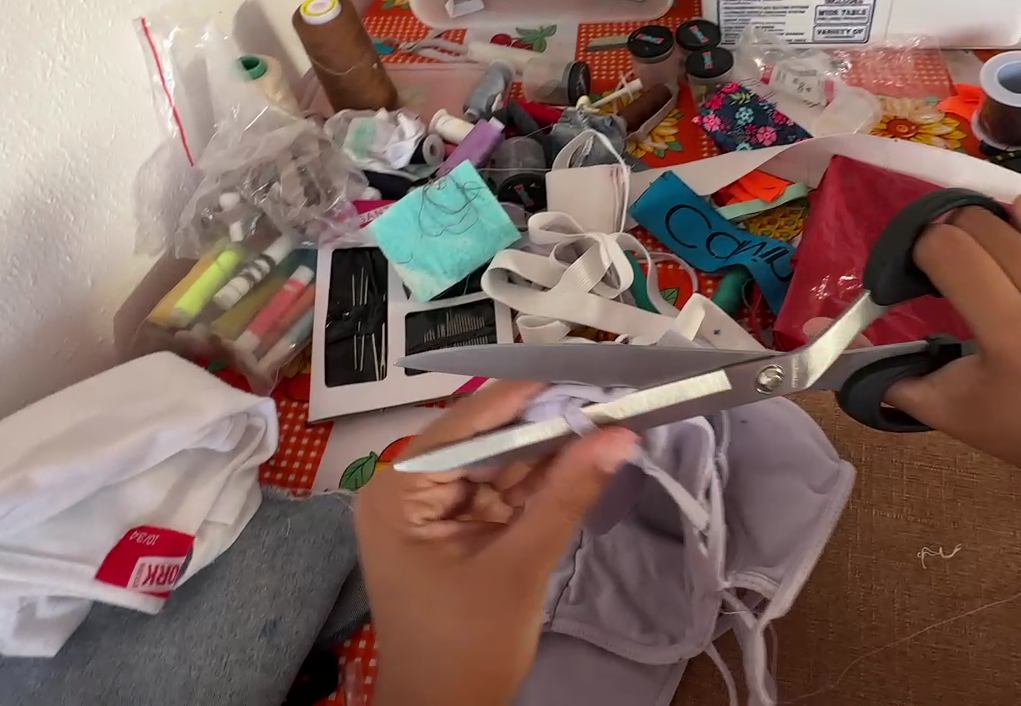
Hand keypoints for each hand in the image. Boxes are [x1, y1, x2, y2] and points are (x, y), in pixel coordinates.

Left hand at [353, 381, 638, 705]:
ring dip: (551, 445)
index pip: (467, 424)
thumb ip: (567, 495)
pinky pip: (508, 484)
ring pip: (503, 457)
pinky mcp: (461, 521)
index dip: (525, 395)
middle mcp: (410, 485)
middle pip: (487, 436)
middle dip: (545, 421)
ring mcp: (436, 503)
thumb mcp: (519, 568)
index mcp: (399, 490)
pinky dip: (544, 476)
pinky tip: (585, 452)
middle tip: (602, 392)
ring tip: (604, 414)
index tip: (579, 368)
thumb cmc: (464, 652)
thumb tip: (620, 435)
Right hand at [883, 189, 1020, 505]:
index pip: (948, 247)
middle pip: (985, 222)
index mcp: (1018, 341)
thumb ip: (877, 364)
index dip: (925, 250)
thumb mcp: (945, 406)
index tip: (930, 270)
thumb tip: (808, 324)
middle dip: (962, 239)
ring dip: (1011, 226)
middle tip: (968, 269)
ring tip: (1014, 259)